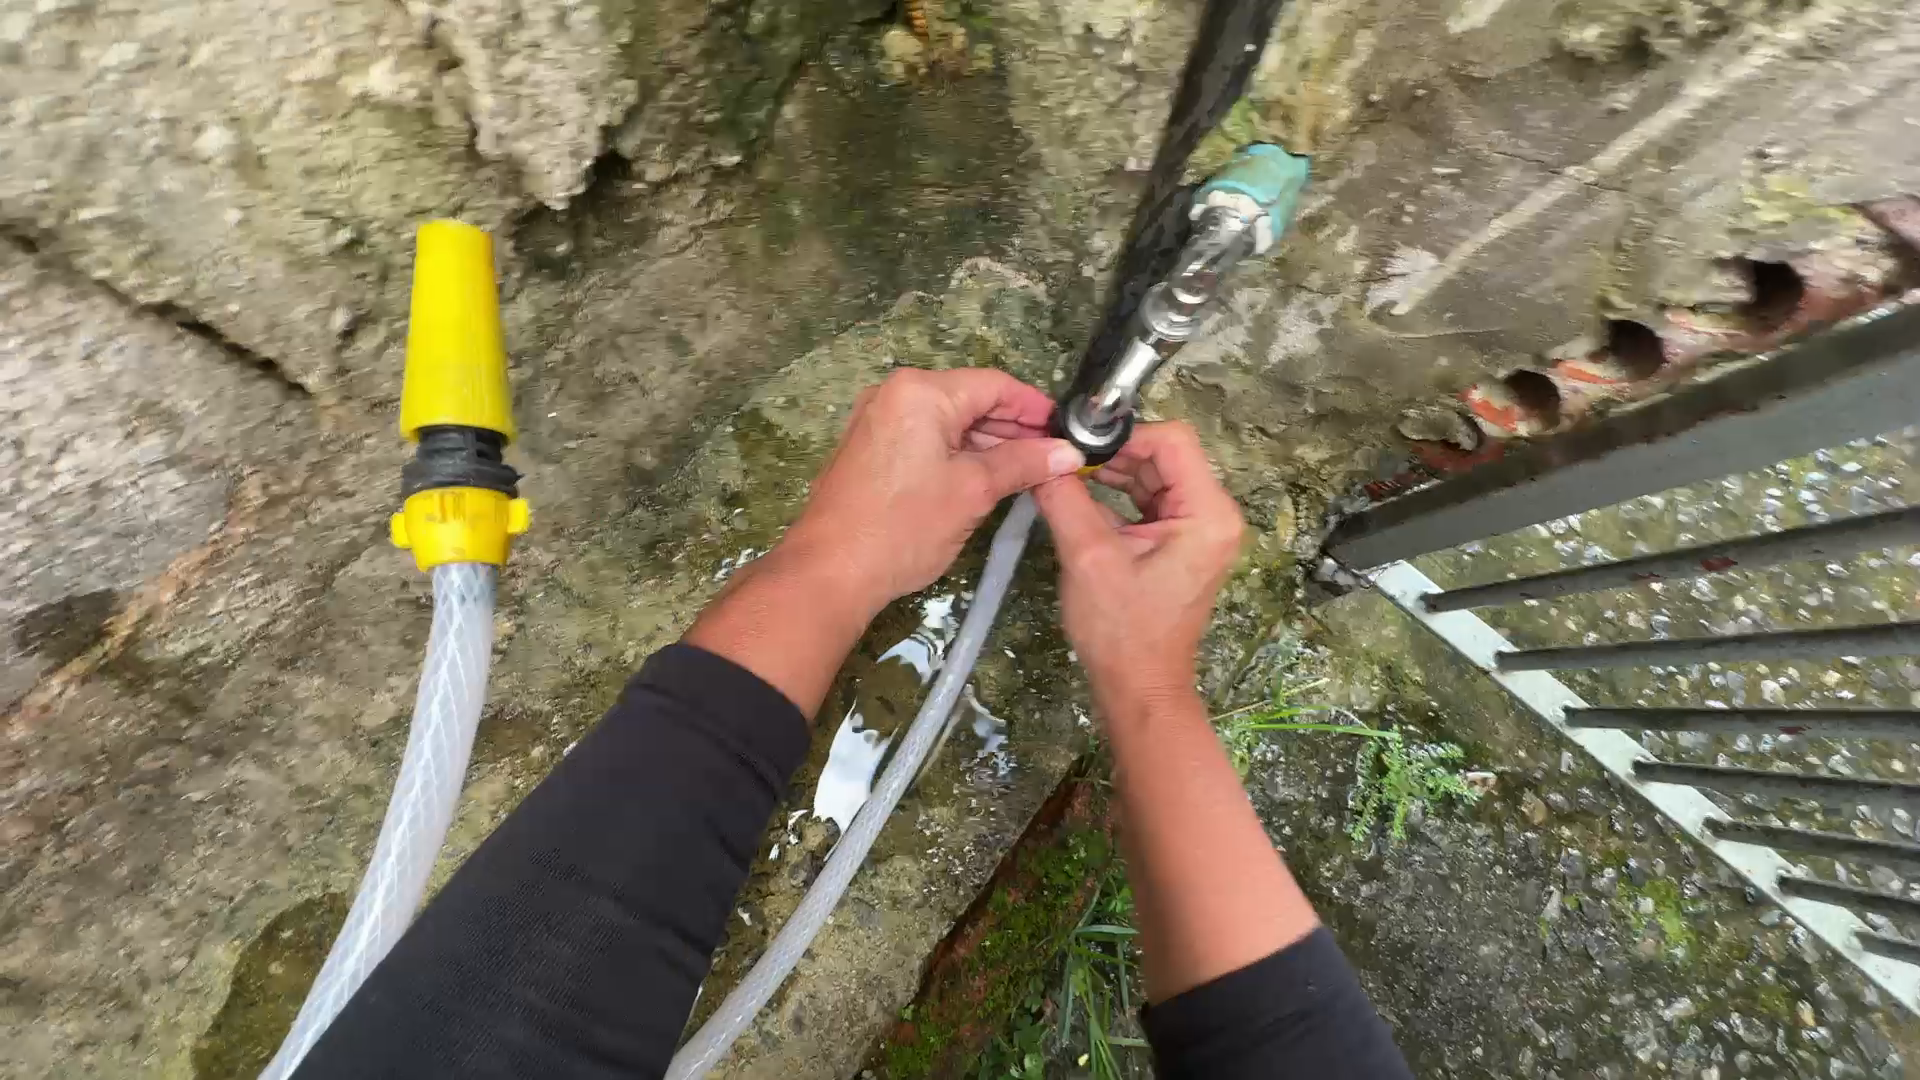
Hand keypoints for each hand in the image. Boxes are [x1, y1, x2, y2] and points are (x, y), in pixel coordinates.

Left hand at [783, 367, 1084, 615]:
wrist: (831, 571)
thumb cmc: (905, 527)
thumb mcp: (973, 491)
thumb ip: (1023, 464)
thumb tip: (1068, 452)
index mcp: (921, 391)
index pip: (994, 385)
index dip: (1034, 406)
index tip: (1066, 431)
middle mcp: (895, 394)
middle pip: (970, 400)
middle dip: (1013, 428)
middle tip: (1052, 457)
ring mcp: (878, 420)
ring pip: (948, 422)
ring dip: (987, 444)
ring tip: (1028, 471)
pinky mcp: (871, 449)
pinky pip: (925, 440)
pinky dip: (957, 454)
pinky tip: (986, 477)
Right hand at [1031, 422, 1243, 709]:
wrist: (1138, 686)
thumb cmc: (1121, 630)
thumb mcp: (1087, 557)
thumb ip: (1064, 498)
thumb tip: (1041, 458)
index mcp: (1207, 513)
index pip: (1172, 440)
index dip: (1124, 436)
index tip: (1080, 446)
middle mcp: (1212, 514)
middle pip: (1164, 456)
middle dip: (1114, 455)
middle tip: (1065, 458)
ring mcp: (1198, 529)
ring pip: (1153, 476)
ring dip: (1112, 474)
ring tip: (1067, 474)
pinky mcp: (1180, 542)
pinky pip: (1149, 502)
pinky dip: (1117, 496)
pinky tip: (1082, 495)